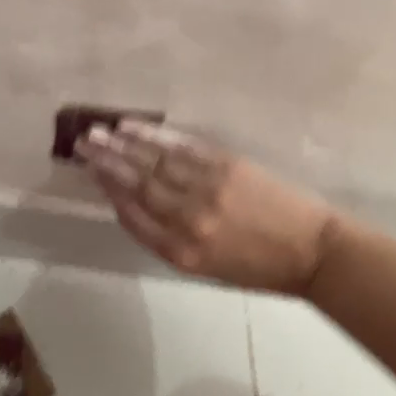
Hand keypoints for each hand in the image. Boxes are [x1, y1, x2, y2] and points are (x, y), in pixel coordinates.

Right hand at [78, 122, 337, 294]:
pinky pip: (181, 147)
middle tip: (81, 143)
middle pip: (137, 185)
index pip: (134, 218)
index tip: (91, 172)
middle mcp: (189, 220)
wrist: (314, 252)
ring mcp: (207, 189)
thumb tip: (136, 205)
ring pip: (154, 161)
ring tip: (100, 131)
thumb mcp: (208, 268)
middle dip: (106, 162)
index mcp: (183, 252)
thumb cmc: (260, 268)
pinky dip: (154, 136)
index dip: (110, 192)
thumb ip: (170, 239)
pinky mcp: (225, 165)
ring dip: (123, 144)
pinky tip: (134, 127)